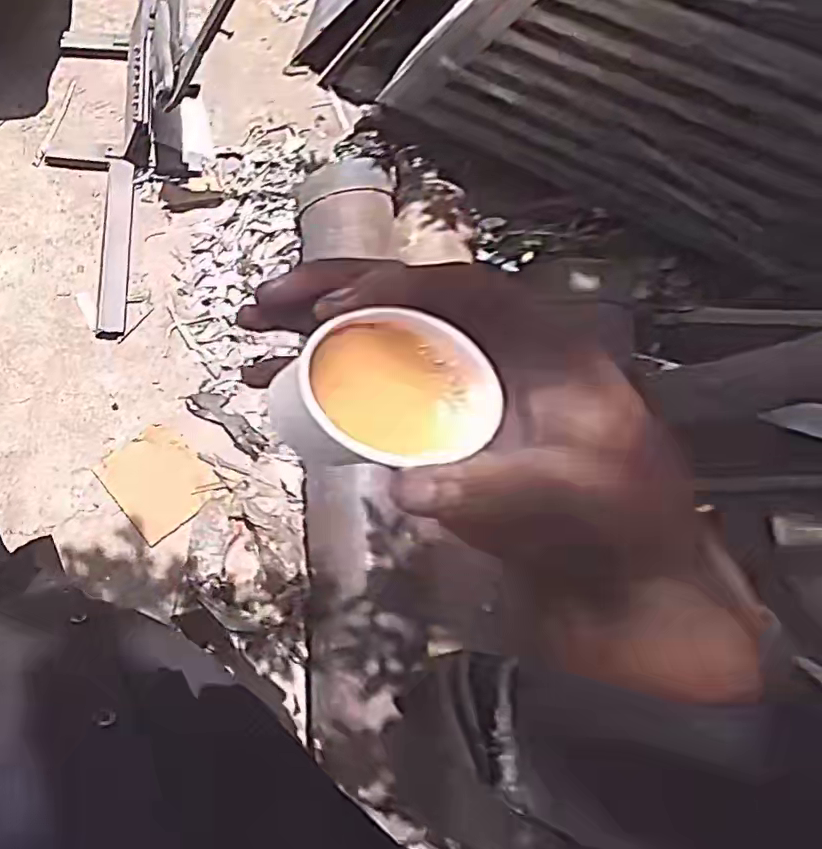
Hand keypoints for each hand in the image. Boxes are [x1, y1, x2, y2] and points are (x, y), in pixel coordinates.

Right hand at [239, 260, 763, 701]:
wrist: (595, 563)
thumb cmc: (596, 521)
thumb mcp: (561, 496)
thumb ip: (492, 488)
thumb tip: (412, 487)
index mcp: (532, 344)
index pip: (458, 288)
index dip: (391, 285)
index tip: (332, 307)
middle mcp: (479, 345)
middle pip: (395, 292)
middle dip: (323, 288)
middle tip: (266, 300)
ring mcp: (436, 371)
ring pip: (363, 321)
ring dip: (301, 316)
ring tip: (251, 320)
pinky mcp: (405, 399)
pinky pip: (347, 364)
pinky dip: (300, 361)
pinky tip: (261, 372)